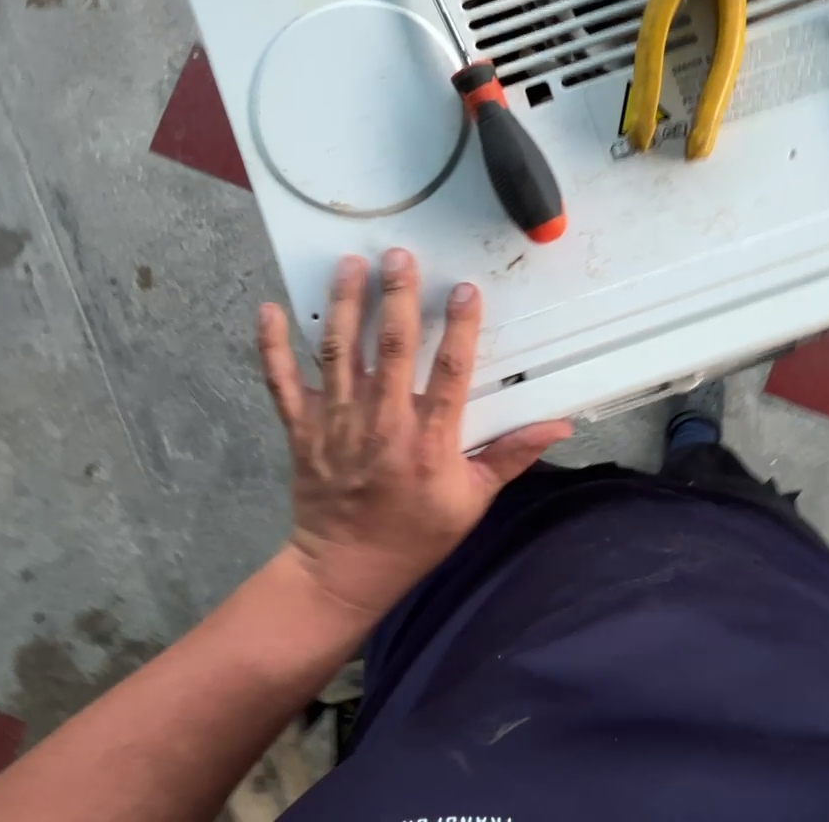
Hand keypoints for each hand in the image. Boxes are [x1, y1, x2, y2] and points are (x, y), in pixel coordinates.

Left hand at [256, 249, 572, 621]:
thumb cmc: (416, 535)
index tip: (466, 290)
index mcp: (428, 441)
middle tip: (398, 256)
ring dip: (344, 306)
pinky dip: (272, 347)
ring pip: (339, 354)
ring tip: (348, 265)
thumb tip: (559, 425)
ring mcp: (336, 424)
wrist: (344, 571)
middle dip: (396, 297)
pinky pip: (282, 383)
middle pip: (392, 349)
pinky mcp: (302, 430)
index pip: (450, 373)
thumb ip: (512, 456)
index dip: (461, 328)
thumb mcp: (474, 500)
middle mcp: (381, 424)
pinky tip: (269, 310)